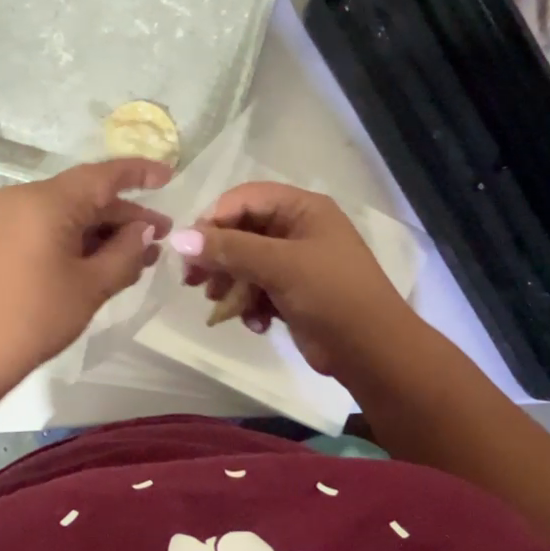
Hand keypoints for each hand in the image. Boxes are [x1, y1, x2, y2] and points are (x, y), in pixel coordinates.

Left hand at [0, 159, 172, 385]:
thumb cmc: (35, 318)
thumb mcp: (91, 287)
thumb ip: (125, 254)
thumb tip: (143, 232)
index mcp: (47, 201)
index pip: (104, 175)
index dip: (140, 174)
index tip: (170, 178)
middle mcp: (24, 198)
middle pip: (85, 196)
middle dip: (125, 217)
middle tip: (161, 239)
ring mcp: (7, 219)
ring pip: (67, 215)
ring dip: (103, 233)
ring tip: (139, 258)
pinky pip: (48, 230)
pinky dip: (78, 242)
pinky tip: (102, 264)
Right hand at [168, 183, 418, 376]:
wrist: (370, 350)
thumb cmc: (332, 295)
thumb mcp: (280, 265)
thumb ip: (229, 250)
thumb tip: (178, 239)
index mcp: (303, 209)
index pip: (244, 200)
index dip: (214, 221)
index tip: (190, 250)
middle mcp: (298, 230)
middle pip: (241, 233)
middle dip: (218, 259)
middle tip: (193, 283)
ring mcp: (296, 265)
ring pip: (246, 266)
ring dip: (231, 287)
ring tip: (222, 308)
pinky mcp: (293, 296)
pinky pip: (258, 292)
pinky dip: (250, 307)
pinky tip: (255, 325)